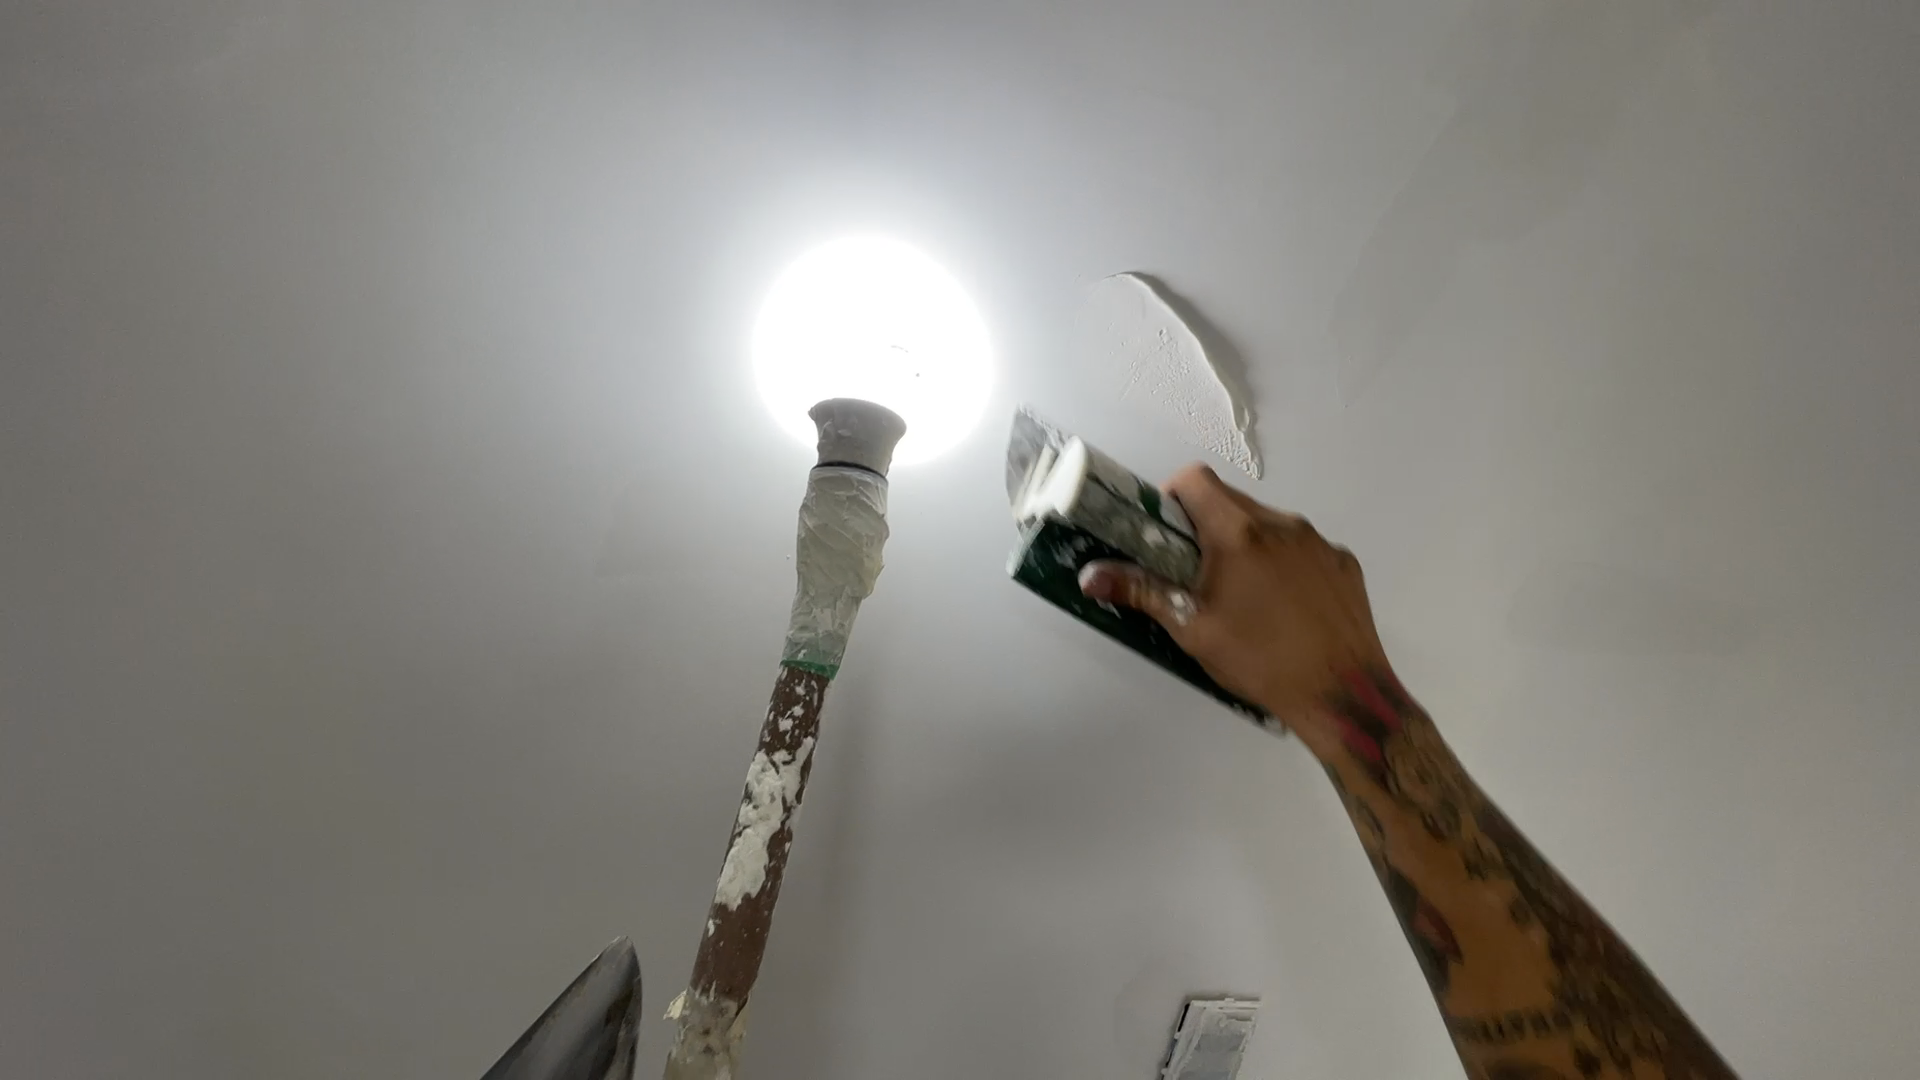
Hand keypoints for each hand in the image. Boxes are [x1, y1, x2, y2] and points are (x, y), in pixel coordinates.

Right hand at [1078, 464, 1390, 754]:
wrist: (1343, 695)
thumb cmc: (1257, 660)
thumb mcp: (1191, 628)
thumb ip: (1140, 592)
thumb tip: (1088, 576)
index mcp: (1238, 533)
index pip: (1194, 479)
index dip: (1171, 495)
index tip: (1163, 530)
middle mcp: (1281, 524)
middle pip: (1230, 499)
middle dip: (1204, 524)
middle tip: (1192, 568)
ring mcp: (1318, 542)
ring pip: (1266, 523)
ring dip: (1243, 542)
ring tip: (1239, 591)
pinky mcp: (1343, 562)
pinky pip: (1300, 547)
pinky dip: (1280, 562)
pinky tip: (1281, 605)